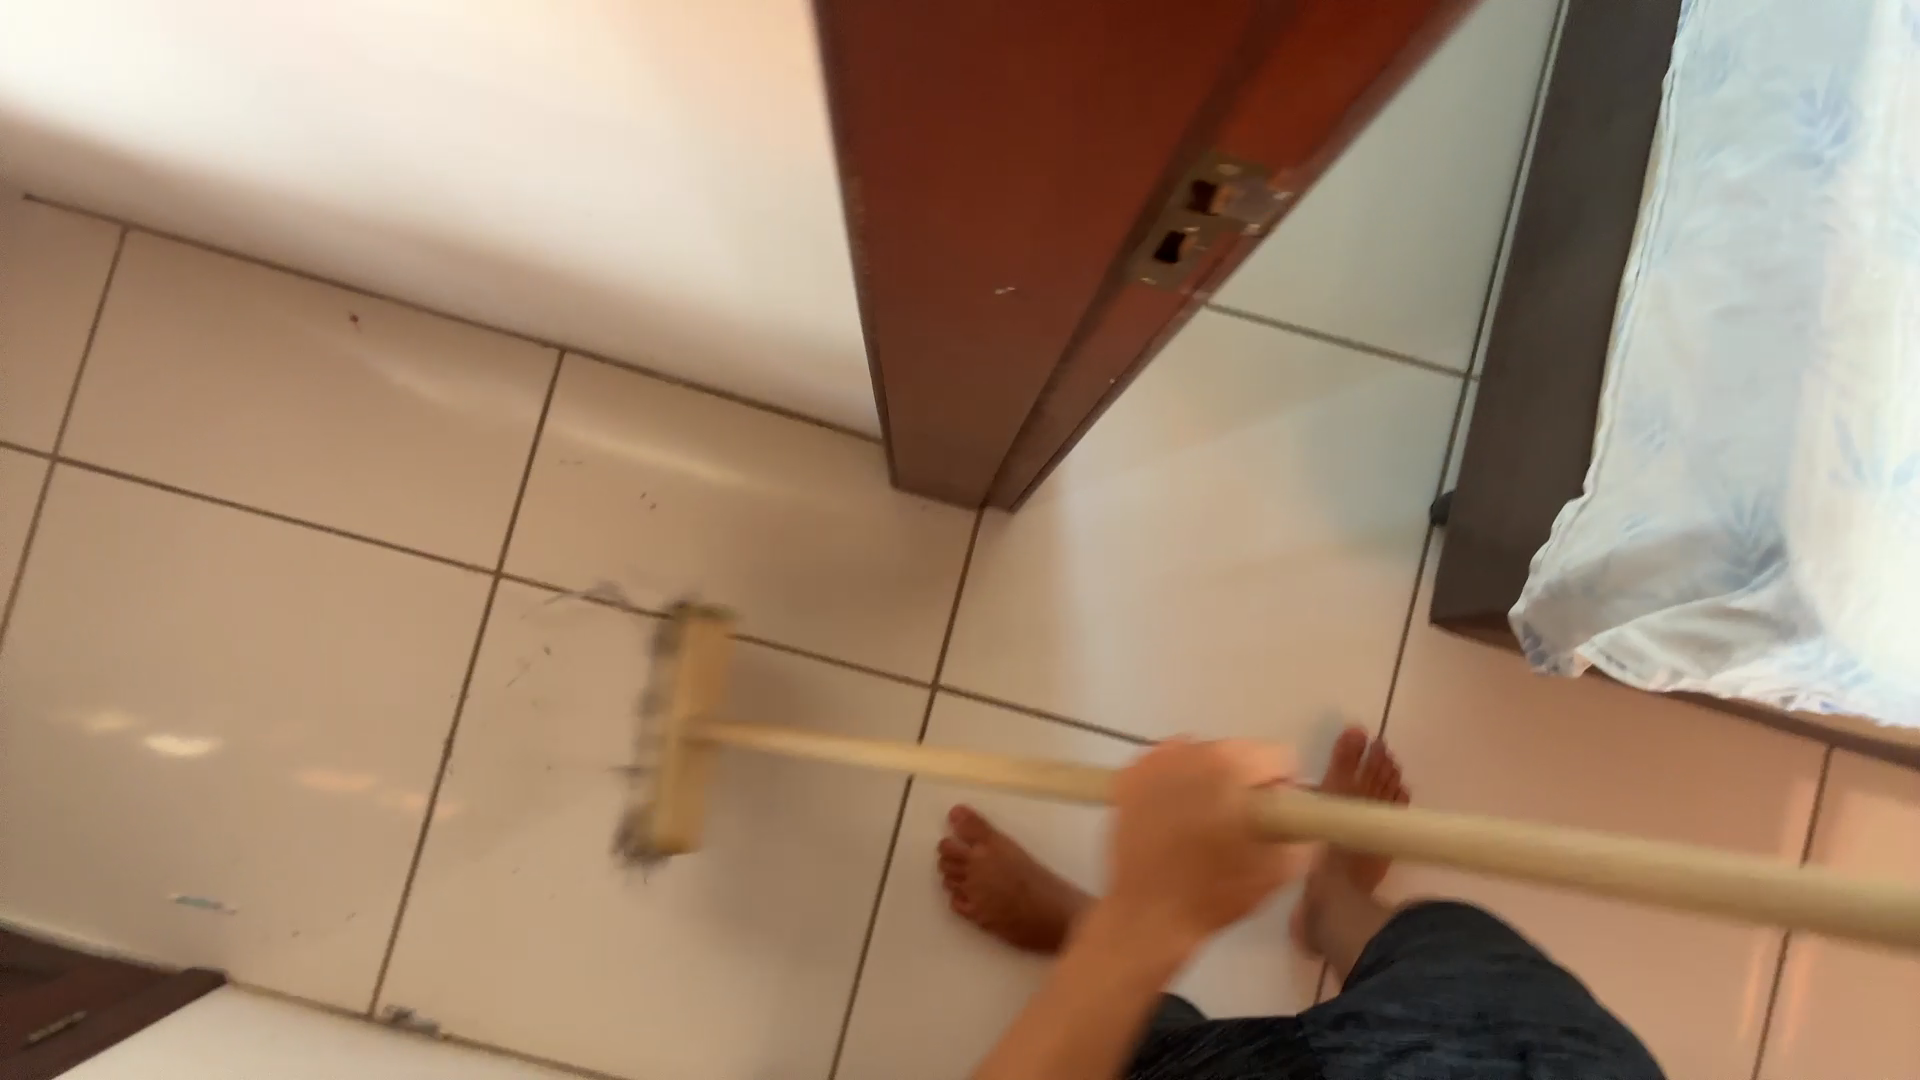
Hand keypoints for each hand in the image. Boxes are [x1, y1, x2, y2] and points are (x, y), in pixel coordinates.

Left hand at [1103, 738, 1304, 952]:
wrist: (1149, 912)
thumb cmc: (1216, 892)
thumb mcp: (1277, 869)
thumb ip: (1300, 832)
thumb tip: (1299, 813)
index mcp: (1231, 767)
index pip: (1278, 755)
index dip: (1283, 786)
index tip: (1274, 815)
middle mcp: (1190, 750)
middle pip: (1238, 752)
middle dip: (1245, 782)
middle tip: (1239, 823)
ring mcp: (1154, 760)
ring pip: (1201, 755)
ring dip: (1210, 779)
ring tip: (1204, 821)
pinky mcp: (1129, 774)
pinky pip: (1166, 765)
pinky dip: (1175, 781)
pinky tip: (1175, 813)